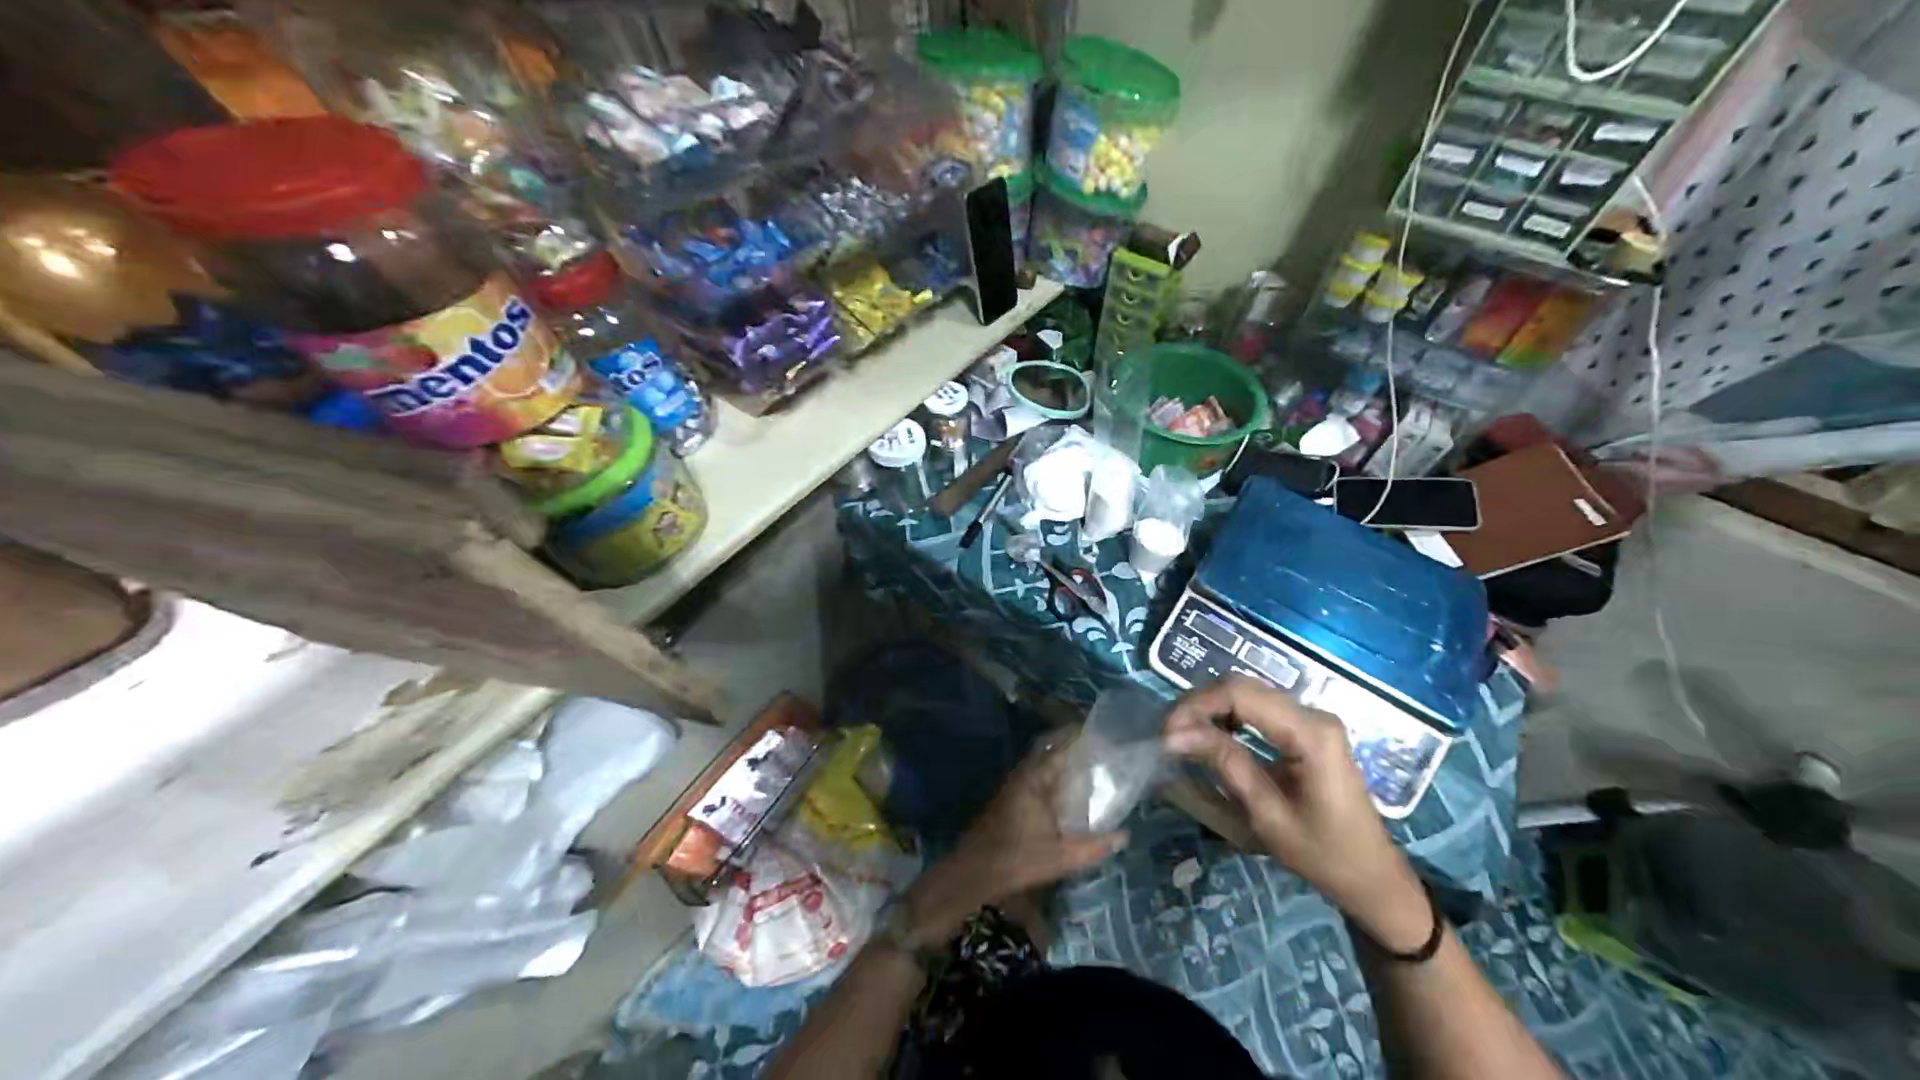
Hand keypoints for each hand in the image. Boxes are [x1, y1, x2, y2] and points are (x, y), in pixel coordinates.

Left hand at [904, 742, 1127, 944]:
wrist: (974, 871)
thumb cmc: (1018, 859)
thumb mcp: (1063, 857)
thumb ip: (1095, 845)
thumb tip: (1124, 835)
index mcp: (1035, 780)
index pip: (1061, 749)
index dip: (1080, 739)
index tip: (1101, 734)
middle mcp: (1023, 777)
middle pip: (1051, 755)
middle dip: (1073, 751)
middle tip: (1099, 753)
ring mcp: (1013, 788)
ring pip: (1042, 769)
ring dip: (1062, 768)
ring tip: (1089, 771)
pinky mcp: (1008, 801)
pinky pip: (1036, 781)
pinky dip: (1052, 782)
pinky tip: (1066, 796)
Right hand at [1164, 677, 1432, 951]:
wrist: (1372, 876)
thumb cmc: (1322, 854)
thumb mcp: (1266, 814)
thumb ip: (1225, 765)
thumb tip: (1175, 734)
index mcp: (1310, 733)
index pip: (1240, 694)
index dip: (1196, 706)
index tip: (1166, 733)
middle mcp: (1313, 714)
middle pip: (1243, 686)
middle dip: (1199, 705)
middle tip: (1169, 734)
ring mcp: (1312, 718)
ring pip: (1248, 692)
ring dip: (1211, 708)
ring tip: (1184, 735)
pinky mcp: (1307, 728)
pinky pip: (1259, 707)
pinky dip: (1228, 715)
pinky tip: (1212, 736)